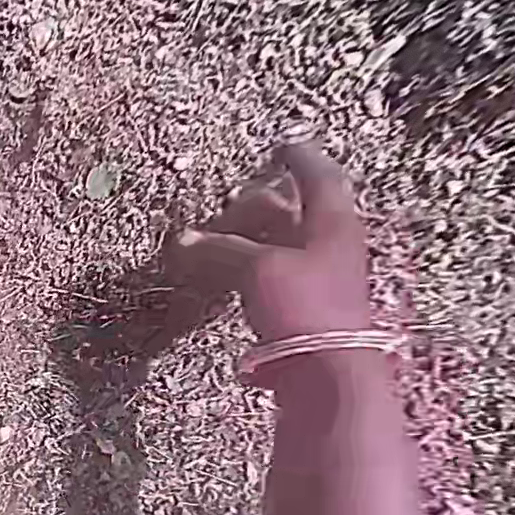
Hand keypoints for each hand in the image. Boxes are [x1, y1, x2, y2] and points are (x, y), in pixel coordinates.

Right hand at [175, 142, 372, 341]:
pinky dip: (249, 268)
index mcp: (331, 223)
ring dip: (252, 239)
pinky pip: (273, 274)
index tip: (282, 145)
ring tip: (222, 240)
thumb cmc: (303, 307)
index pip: (316, 178)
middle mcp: (330, 244)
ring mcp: (319, 276)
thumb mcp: (258, 269)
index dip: (298, 159)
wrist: (326, 369)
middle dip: (264, 204)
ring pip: (282, 245)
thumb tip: (183, 239)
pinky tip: (230, 277)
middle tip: (233, 202)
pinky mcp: (303, 306)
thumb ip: (221, 250)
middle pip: (295, 213)